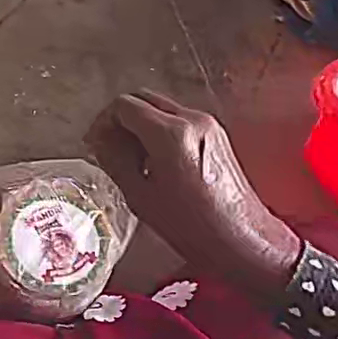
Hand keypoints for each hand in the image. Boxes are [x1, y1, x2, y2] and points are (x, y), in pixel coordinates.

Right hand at [85, 90, 302, 297]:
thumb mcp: (141, 196)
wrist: (243, 239)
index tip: (94, 144)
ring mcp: (207, 124)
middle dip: (119, 119)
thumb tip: (99, 143)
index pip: (124, 105)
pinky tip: (153, 162)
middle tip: (107, 147)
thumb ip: (115, 161)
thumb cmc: (190, 226)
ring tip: (129, 158)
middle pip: (142, 98)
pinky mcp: (216, 134)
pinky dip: (157, 131)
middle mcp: (190, 119)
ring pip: (160, 108)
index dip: (102, 122)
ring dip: (138, 124)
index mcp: (170, 134)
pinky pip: (177, 120)